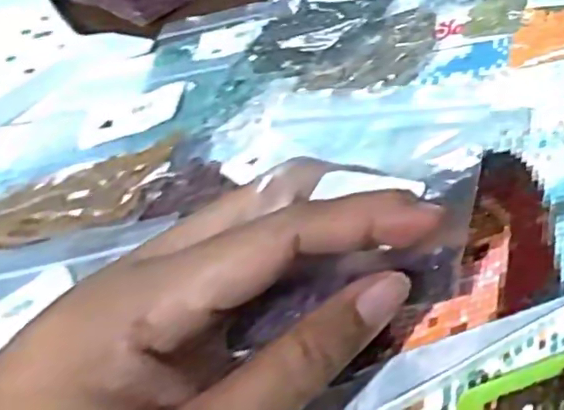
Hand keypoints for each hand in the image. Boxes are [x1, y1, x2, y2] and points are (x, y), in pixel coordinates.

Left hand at [0, 165, 443, 409]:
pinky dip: (291, 269)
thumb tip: (395, 283)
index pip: (277, 229)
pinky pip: (231, 269)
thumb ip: (298, 361)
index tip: (434, 216)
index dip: (364, 216)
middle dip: (346, 207)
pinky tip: (324, 286)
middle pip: (262, 202)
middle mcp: (132, 275)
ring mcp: (130, 294)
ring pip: (249, 227)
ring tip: (383, 250)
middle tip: (410, 227)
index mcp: (130, 300)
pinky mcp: (137, 321)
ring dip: (323, 234)